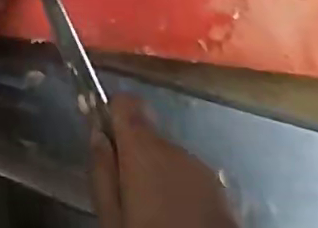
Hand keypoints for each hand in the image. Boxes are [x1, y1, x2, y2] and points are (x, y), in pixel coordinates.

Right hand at [90, 95, 237, 227]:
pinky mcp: (220, 192)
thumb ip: (101, 170)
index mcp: (141, 148)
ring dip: (159, 174)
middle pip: (147, 134)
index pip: (126, 102)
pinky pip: (190, 178)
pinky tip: (179, 220)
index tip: (106, 133)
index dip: (113, 112)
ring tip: (155, 212)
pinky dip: (181, 190)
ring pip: (169, 157)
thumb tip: (97, 134)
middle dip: (135, 154)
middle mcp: (173, 148)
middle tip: (127, 191)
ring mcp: (201, 169)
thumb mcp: (111, 216)